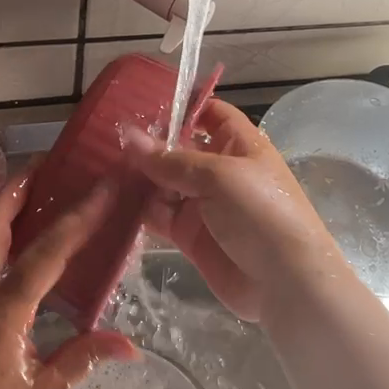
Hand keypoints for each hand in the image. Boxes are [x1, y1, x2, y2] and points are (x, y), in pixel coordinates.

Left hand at [0, 175, 139, 388]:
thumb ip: (82, 359)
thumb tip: (130, 346)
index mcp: (1, 314)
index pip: (46, 253)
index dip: (79, 217)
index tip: (106, 186)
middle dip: (19, 188)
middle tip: (50, 164)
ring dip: (7, 206)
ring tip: (39, 186)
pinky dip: (3, 234)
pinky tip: (25, 238)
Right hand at [125, 98, 343, 322]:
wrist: (285, 283)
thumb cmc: (261, 213)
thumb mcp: (218, 176)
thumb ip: (171, 160)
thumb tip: (129, 136)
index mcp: (239, 144)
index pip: (209, 113)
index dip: (180, 108)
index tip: (141, 105)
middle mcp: (220, 170)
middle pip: (179, 149)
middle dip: (149, 146)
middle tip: (106, 140)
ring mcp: (204, 204)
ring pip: (164, 183)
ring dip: (139, 178)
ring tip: (102, 170)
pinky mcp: (191, 236)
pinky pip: (160, 215)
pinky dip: (140, 209)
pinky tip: (112, 201)